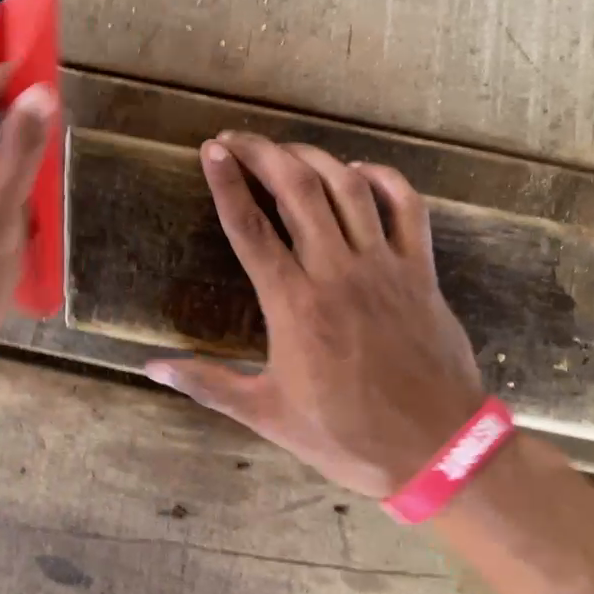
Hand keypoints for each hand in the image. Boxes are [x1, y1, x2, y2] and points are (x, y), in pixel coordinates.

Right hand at [145, 133, 483, 497]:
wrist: (443, 454)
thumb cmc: (348, 435)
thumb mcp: (267, 416)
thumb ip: (207, 383)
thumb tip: (150, 366)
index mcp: (294, 305)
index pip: (250, 228)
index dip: (226, 183)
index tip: (210, 150)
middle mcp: (337, 272)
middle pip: (297, 191)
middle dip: (262, 154)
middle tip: (235, 138)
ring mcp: (384, 267)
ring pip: (348, 189)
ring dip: (312, 158)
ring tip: (284, 149)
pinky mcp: (422, 272)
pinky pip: (408, 208)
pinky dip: (383, 179)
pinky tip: (358, 171)